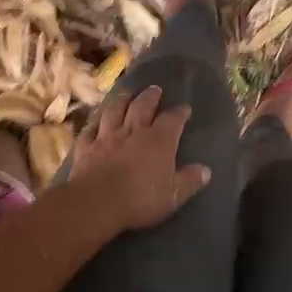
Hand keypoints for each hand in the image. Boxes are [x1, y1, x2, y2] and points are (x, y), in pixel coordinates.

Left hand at [70, 85, 211, 230]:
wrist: (97, 202)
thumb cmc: (141, 199)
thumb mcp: (173, 195)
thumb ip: (189, 181)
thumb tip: (205, 171)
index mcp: (159, 140)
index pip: (172, 120)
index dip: (180, 113)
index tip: (185, 108)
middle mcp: (134, 131)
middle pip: (142, 107)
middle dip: (150, 97)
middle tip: (155, 89)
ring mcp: (107, 137)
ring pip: (114, 111)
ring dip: (121, 100)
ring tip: (126, 93)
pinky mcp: (86, 148)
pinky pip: (90, 131)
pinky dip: (94, 124)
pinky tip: (96, 122)